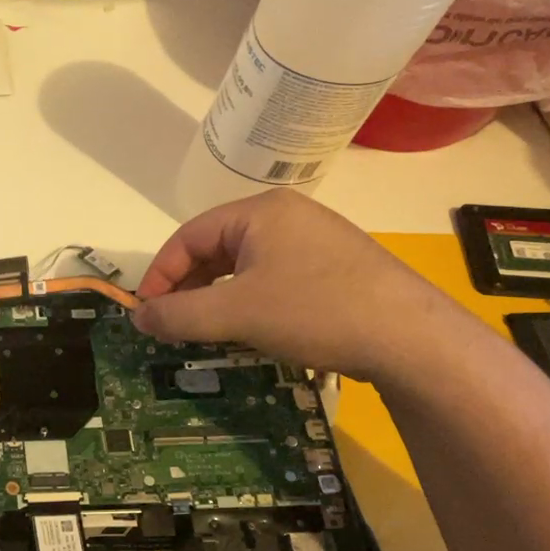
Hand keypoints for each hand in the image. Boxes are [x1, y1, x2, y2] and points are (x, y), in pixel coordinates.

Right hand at [133, 191, 475, 382]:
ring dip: (215, 297)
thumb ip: (178, 314)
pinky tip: (248, 329)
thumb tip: (138, 317)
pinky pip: (272, 278)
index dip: (159, 275)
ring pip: (243, 266)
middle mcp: (287, 216)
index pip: (188, 236)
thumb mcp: (235, 314)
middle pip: (215, 248)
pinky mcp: (334, 268)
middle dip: (186, 287)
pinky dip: (247, 301)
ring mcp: (315, 241)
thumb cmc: (314, 310)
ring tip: (203, 330)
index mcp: (260, 211)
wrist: (411, 338)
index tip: (145, 313)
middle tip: (170, 324)